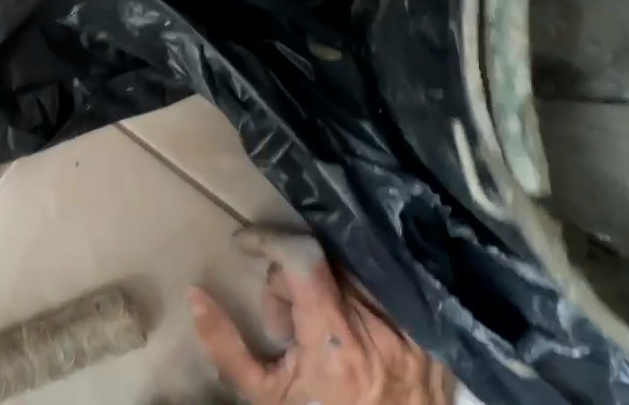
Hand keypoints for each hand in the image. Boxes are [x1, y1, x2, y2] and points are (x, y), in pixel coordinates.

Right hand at [190, 228, 453, 404]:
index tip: (244, 244)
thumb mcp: (263, 394)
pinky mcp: (435, 345)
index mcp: (336, 342)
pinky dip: (359, 295)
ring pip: (355, 271)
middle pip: (324, 260)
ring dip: (325, 282)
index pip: (302, 258)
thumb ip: (224, 344)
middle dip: (289, 272)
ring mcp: (414, 337)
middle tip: (282, 311)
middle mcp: (380, 331)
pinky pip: (390, 292)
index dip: (267, 239)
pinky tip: (348, 323)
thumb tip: (194, 294)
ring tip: (317, 321)